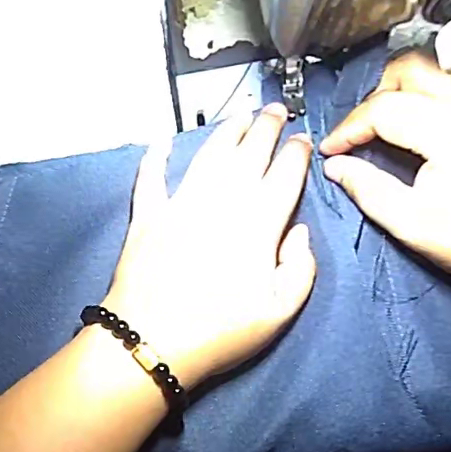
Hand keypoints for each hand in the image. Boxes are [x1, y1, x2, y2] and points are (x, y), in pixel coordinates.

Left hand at [101, 105, 317, 383]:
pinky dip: (156, 157)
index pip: (285, 174)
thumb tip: (299, 232)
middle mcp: (222, 201)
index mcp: (259, 223)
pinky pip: (151, 177)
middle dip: (267, 127)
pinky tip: (161, 142)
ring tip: (241, 116)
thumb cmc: (221, 332)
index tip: (302, 139)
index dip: (296, 152)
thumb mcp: (280, 311)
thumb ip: (300, 268)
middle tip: (276, 111)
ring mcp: (181, 204)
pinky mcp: (148, 215)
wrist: (153, 341)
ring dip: (227, 130)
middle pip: (250, 152)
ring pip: (209, 154)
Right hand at [320, 51, 450, 308]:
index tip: (332, 150)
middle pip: (410, 67)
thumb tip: (336, 166)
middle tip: (363, 133)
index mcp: (450, 126)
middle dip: (377, 96)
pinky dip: (435, 96)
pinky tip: (427, 131)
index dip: (350, 128)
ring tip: (391, 129)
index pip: (383, 108)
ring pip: (438, 69)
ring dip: (407, 91)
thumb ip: (367, 187)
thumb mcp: (409, 222)